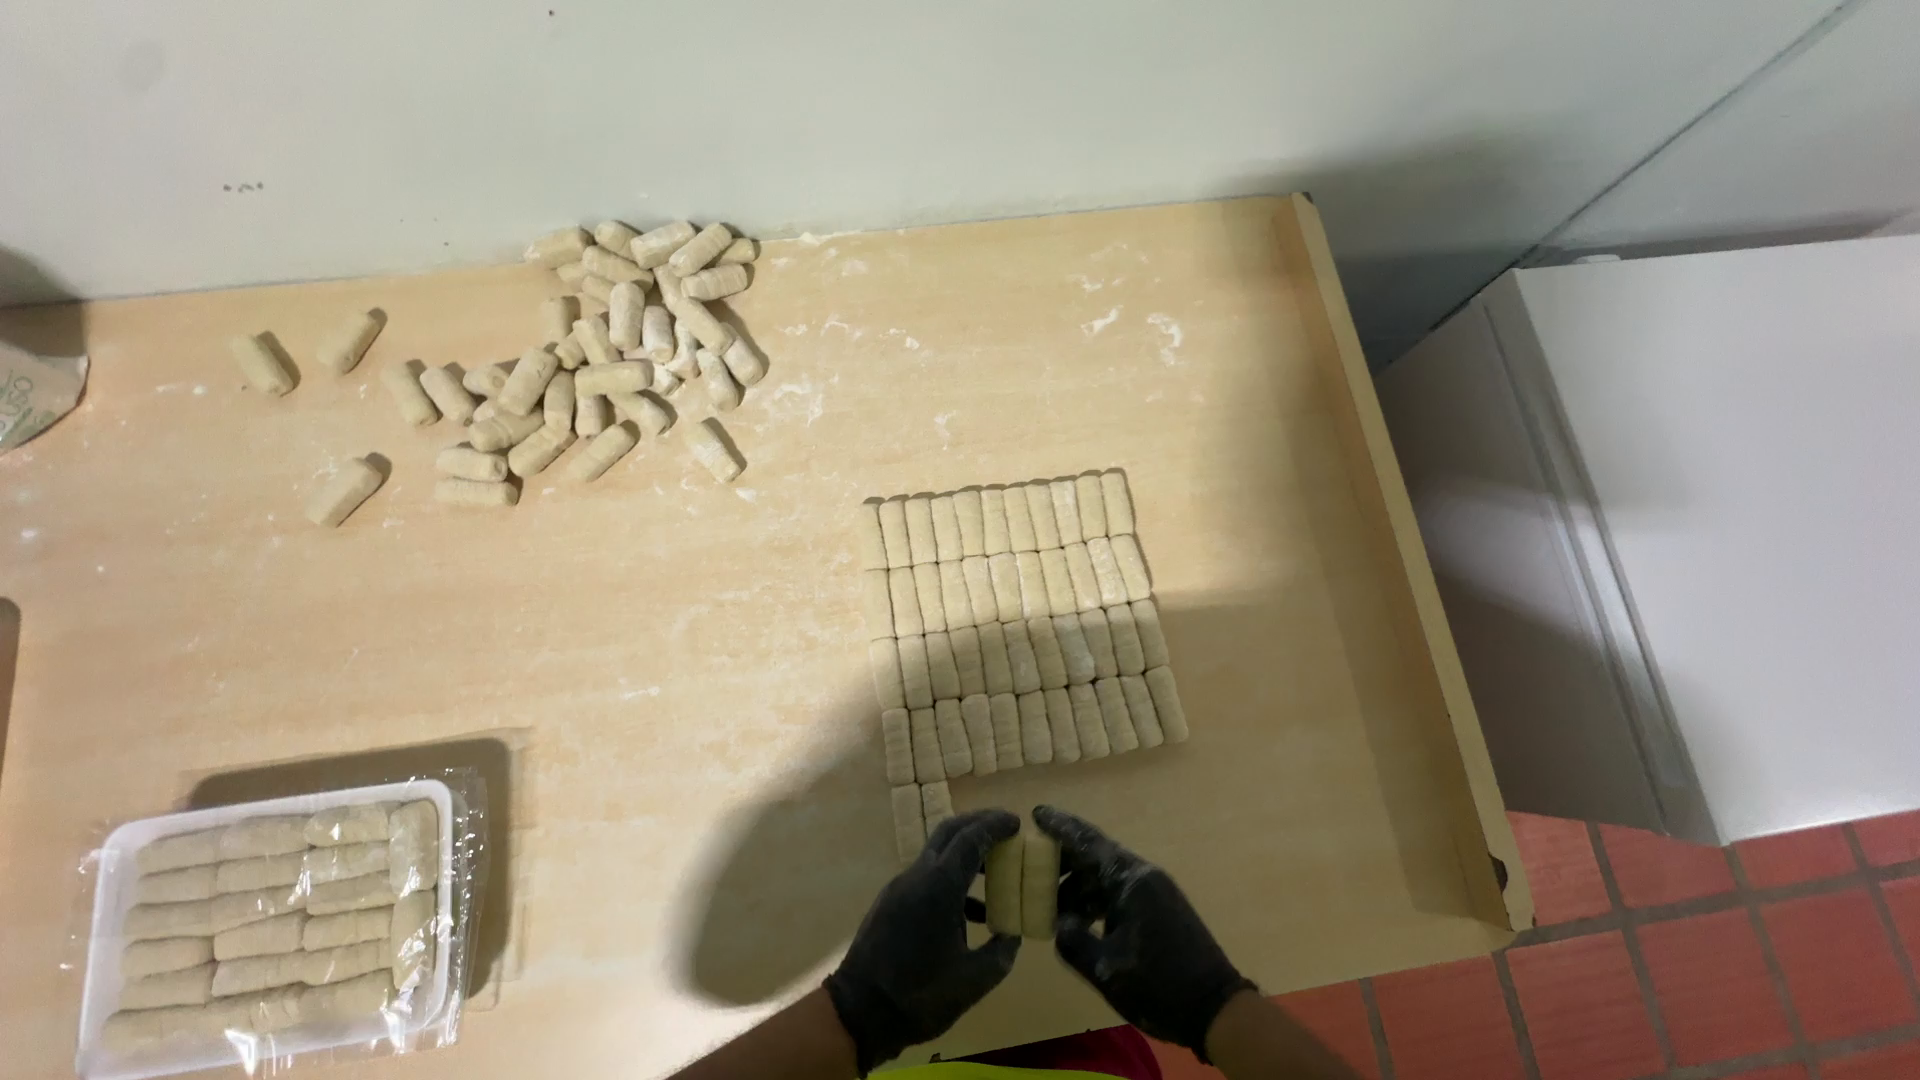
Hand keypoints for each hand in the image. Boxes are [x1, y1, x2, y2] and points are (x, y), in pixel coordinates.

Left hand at [824, 809, 1022, 1074]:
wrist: (860, 1011)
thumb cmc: (920, 995)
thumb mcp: (973, 981)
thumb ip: (1000, 954)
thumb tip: (1012, 935)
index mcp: (940, 886)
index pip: (971, 838)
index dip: (995, 825)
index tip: (1016, 822)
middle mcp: (918, 876)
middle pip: (950, 832)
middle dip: (979, 824)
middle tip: (1005, 831)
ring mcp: (901, 887)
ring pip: (937, 853)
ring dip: (966, 852)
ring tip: (995, 871)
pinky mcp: (892, 902)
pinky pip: (927, 876)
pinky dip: (951, 878)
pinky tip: (971, 913)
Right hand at [1036, 805, 1254, 1060]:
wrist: (1217, 1010)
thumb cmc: (1160, 986)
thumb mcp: (1107, 970)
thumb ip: (1074, 941)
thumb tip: (1058, 924)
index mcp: (1131, 880)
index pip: (1088, 841)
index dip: (1060, 826)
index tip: (1036, 814)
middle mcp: (1143, 876)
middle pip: (1096, 856)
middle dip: (1064, 860)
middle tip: (1032, 867)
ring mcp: (1155, 891)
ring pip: (1107, 876)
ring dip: (1079, 885)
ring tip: (1050, 903)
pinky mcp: (1161, 908)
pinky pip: (1119, 891)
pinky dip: (1096, 899)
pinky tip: (1080, 920)